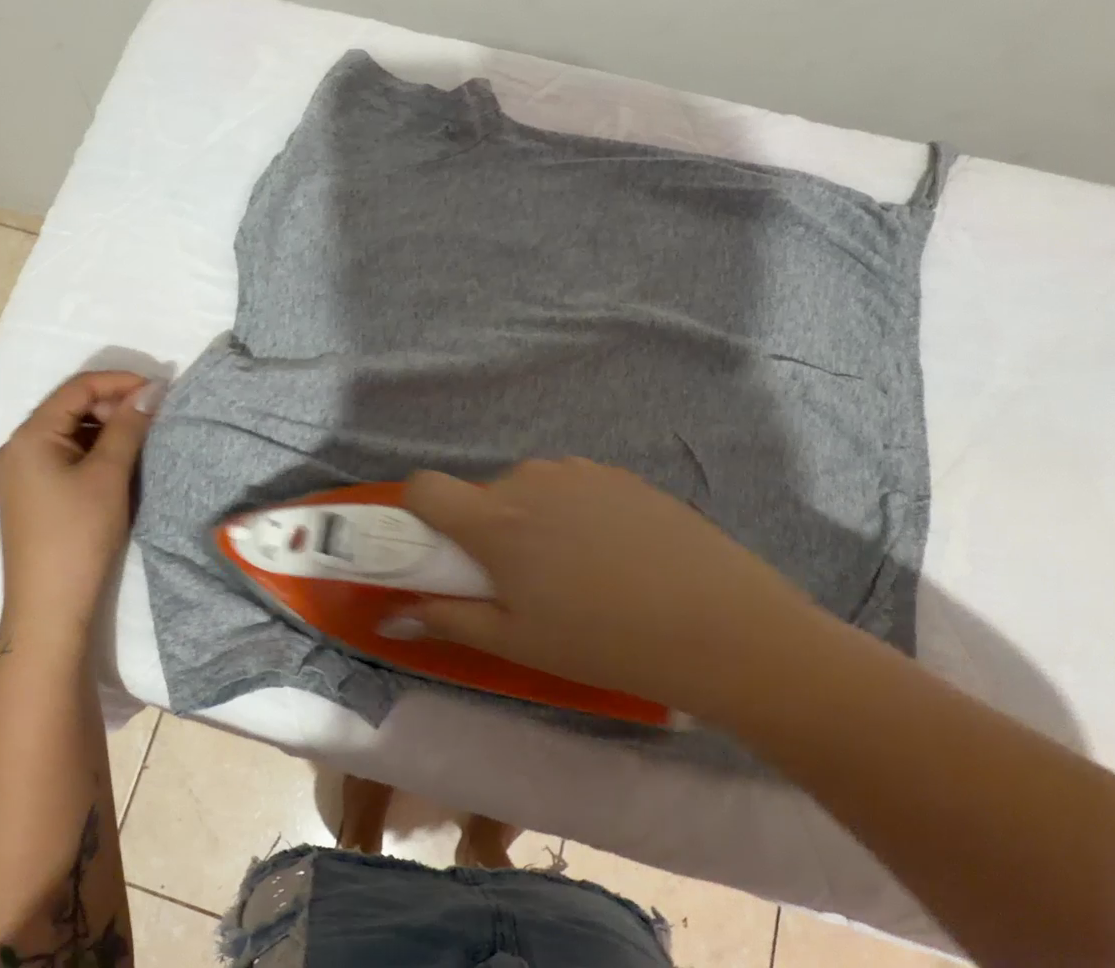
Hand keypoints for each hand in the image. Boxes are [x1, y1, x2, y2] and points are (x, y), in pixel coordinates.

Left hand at [0, 372, 160, 626]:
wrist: (49, 606)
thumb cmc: (78, 535)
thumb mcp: (108, 475)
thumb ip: (128, 427)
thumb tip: (151, 390)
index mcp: (28, 436)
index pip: (76, 388)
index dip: (120, 382)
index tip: (161, 390)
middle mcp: (16, 448)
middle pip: (69, 408)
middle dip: (113, 406)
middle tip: (154, 418)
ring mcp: (20, 475)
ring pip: (67, 434)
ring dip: (105, 430)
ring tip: (143, 441)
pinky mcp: (30, 497)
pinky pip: (63, 458)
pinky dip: (92, 453)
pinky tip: (119, 466)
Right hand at [399, 458, 824, 717]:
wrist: (722, 625)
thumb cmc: (603, 641)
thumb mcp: (518, 642)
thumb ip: (448, 619)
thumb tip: (392, 614)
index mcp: (494, 520)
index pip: (424, 486)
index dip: (418, 514)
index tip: (439, 551)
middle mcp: (530, 480)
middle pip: (483, 494)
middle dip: (486, 531)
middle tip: (521, 584)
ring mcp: (581, 472)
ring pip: (531, 491)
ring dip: (532, 522)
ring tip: (577, 575)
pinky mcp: (623, 476)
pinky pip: (575, 488)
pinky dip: (575, 515)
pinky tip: (616, 559)